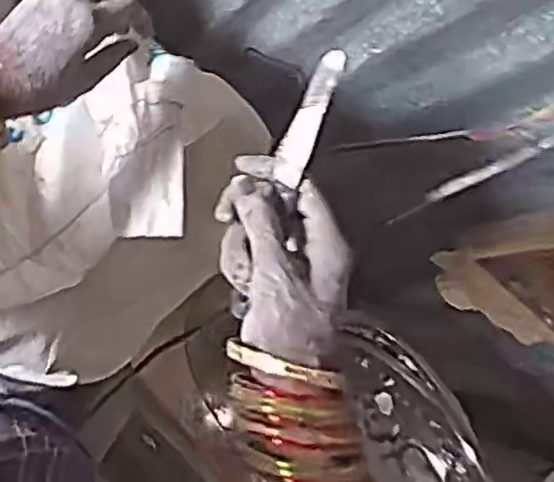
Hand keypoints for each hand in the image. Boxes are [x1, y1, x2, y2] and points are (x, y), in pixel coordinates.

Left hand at [0, 0, 152, 118]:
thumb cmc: (39, 88)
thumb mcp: (83, 81)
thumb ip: (111, 57)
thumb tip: (131, 43)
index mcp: (90, 20)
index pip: (129, 5)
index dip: (143, 17)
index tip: (145, 33)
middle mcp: (73, 0)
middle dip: (123, 4)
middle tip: (126, 26)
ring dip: (101, 1)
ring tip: (102, 25)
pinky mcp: (33, 0)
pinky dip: (79, 3)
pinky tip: (74, 25)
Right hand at [215, 155, 351, 366]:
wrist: (284, 385)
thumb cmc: (292, 336)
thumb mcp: (274, 273)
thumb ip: (260, 224)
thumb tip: (247, 186)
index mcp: (326, 242)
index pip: (302, 186)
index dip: (273, 171)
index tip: (243, 167)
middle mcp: (312, 248)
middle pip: (273, 205)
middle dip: (247, 216)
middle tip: (227, 218)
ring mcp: (291, 264)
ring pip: (256, 229)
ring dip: (241, 248)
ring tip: (245, 277)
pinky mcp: (274, 278)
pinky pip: (250, 253)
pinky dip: (241, 265)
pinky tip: (244, 289)